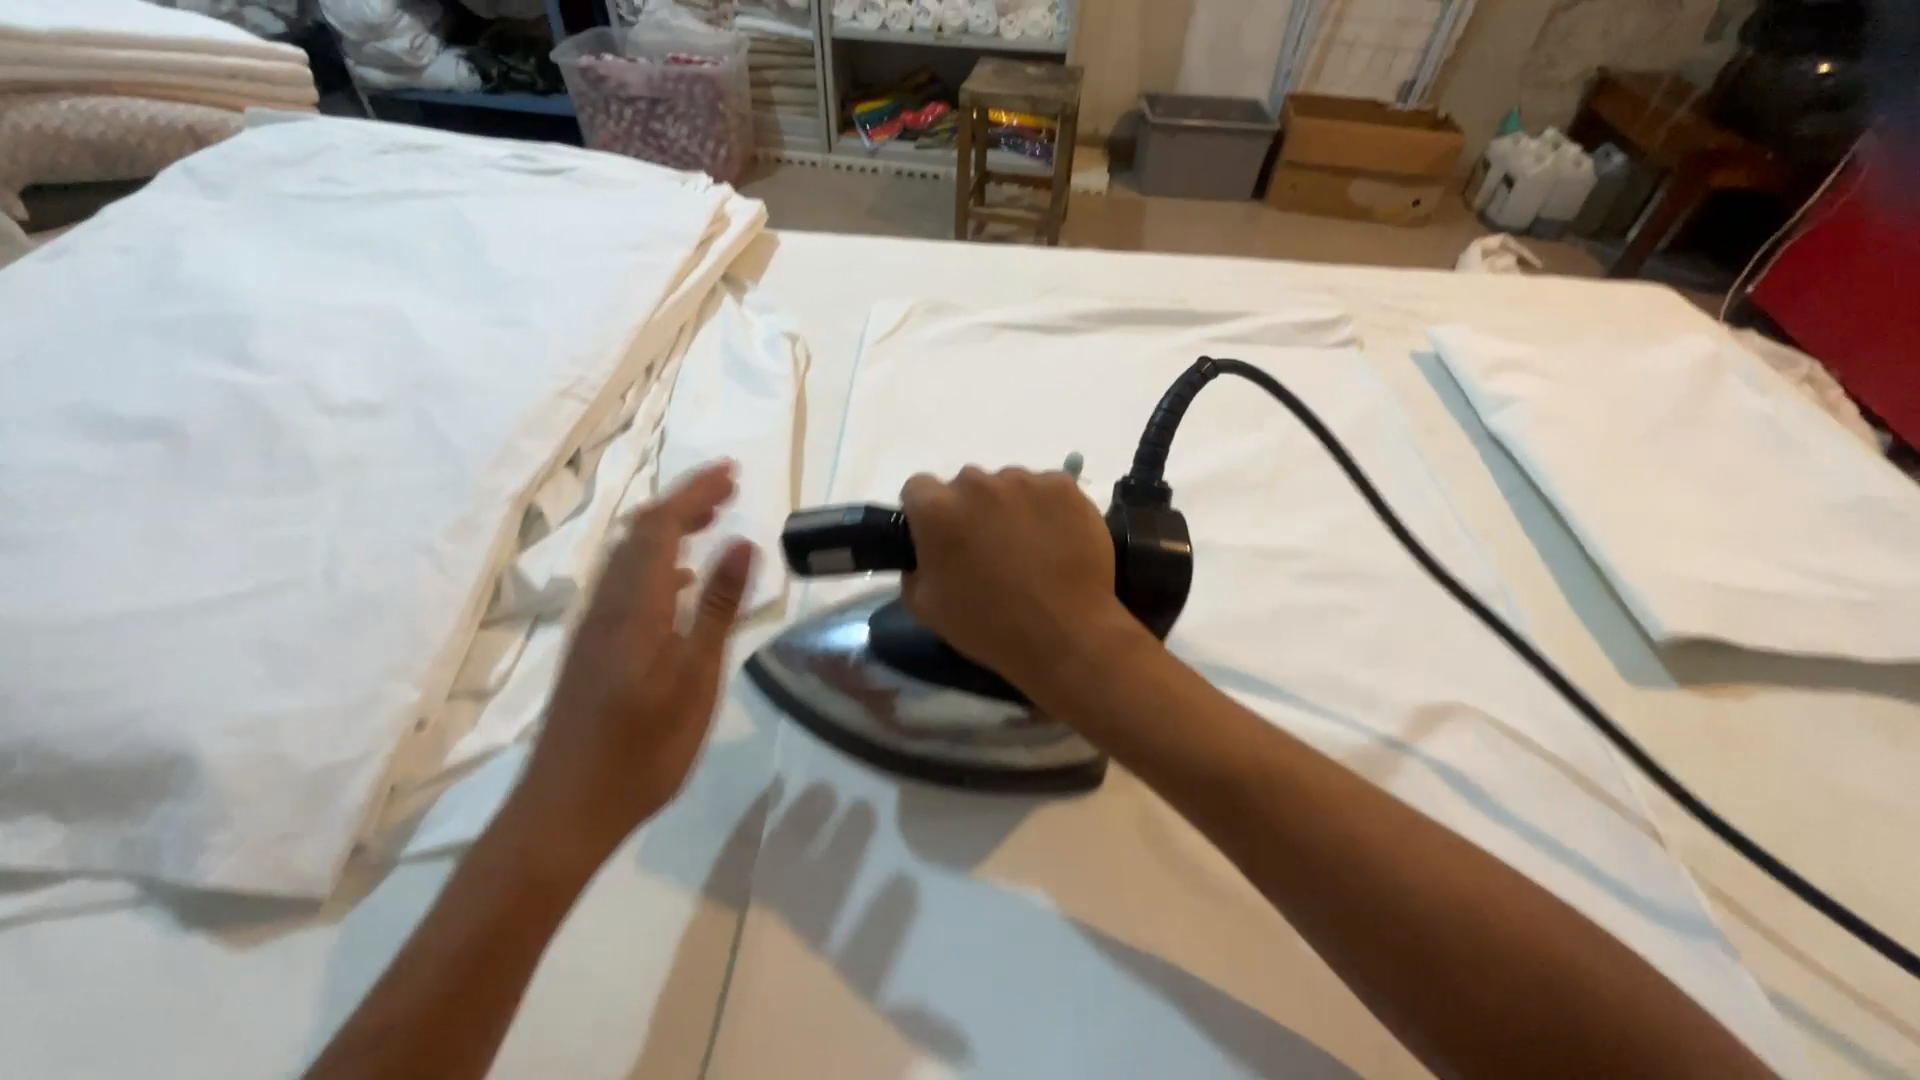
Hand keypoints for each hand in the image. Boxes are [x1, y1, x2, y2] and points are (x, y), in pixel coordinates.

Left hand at [515, 462, 756, 864]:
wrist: (566, 808)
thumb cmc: (642, 750)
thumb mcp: (695, 680)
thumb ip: (717, 609)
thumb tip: (740, 543)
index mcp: (633, 606)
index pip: (660, 526)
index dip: (694, 492)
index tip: (732, 472)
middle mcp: (607, 606)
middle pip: (639, 534)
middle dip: (683, 503)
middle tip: (727, 490)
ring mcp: (595, 628)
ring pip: (628, 558)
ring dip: (668, 531)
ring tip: (709, 523)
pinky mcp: (592, 650)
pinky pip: (624, 584)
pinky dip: (655, 564)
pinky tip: (677, 583)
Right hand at [899, 466, 1137, 694]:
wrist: (1066, 635)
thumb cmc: (990, 626)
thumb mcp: (926, 609)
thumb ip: (914, 570)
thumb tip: (924, 556)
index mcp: (937, 510)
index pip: (918, 489)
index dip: (926, 514)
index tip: (940, 539)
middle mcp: (977, 484)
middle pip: (966, 486)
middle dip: (970, 511)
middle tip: (987, 549)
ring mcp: (1025, 481)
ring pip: (1008, 486)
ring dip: (1010, 508)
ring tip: (1029, 549)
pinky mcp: (1065, 486)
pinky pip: (1046, 491)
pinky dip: (1047, 510)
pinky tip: (1057, 542)